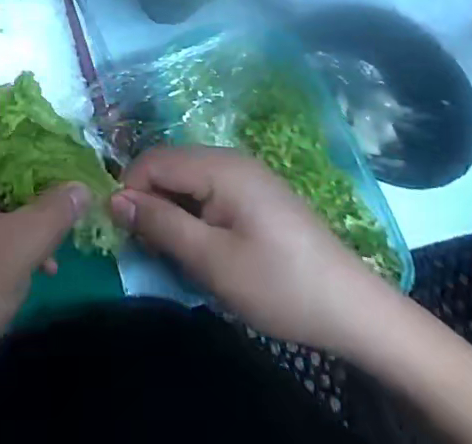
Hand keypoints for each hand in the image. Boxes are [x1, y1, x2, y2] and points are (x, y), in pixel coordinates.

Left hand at [0, 96, 88, 386]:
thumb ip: (55, 210)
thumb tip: (82, 186)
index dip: (1, 102)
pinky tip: (48, 257)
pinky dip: (20, 232)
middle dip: (28, 153)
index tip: (35, 98)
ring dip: (29, 197)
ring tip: (67, 202)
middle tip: (65, 149)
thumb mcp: (21, 244)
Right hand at [110, 145, 398, 356]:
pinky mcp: (256, 193)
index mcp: (220, 167)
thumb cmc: (280, 285)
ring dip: (170, 210)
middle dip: (149, 201)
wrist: (357, 312)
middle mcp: (230, 159)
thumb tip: (113, 198)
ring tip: (178, 251)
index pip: (151, 161)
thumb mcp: (211, 260)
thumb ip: (160, 224)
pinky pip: (207, 190)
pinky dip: (192, 213)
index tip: (129, 234)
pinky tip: (204, 246)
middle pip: (167, 166)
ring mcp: (247, 175)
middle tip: (153, 247)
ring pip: (185, 179)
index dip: (130, 192)